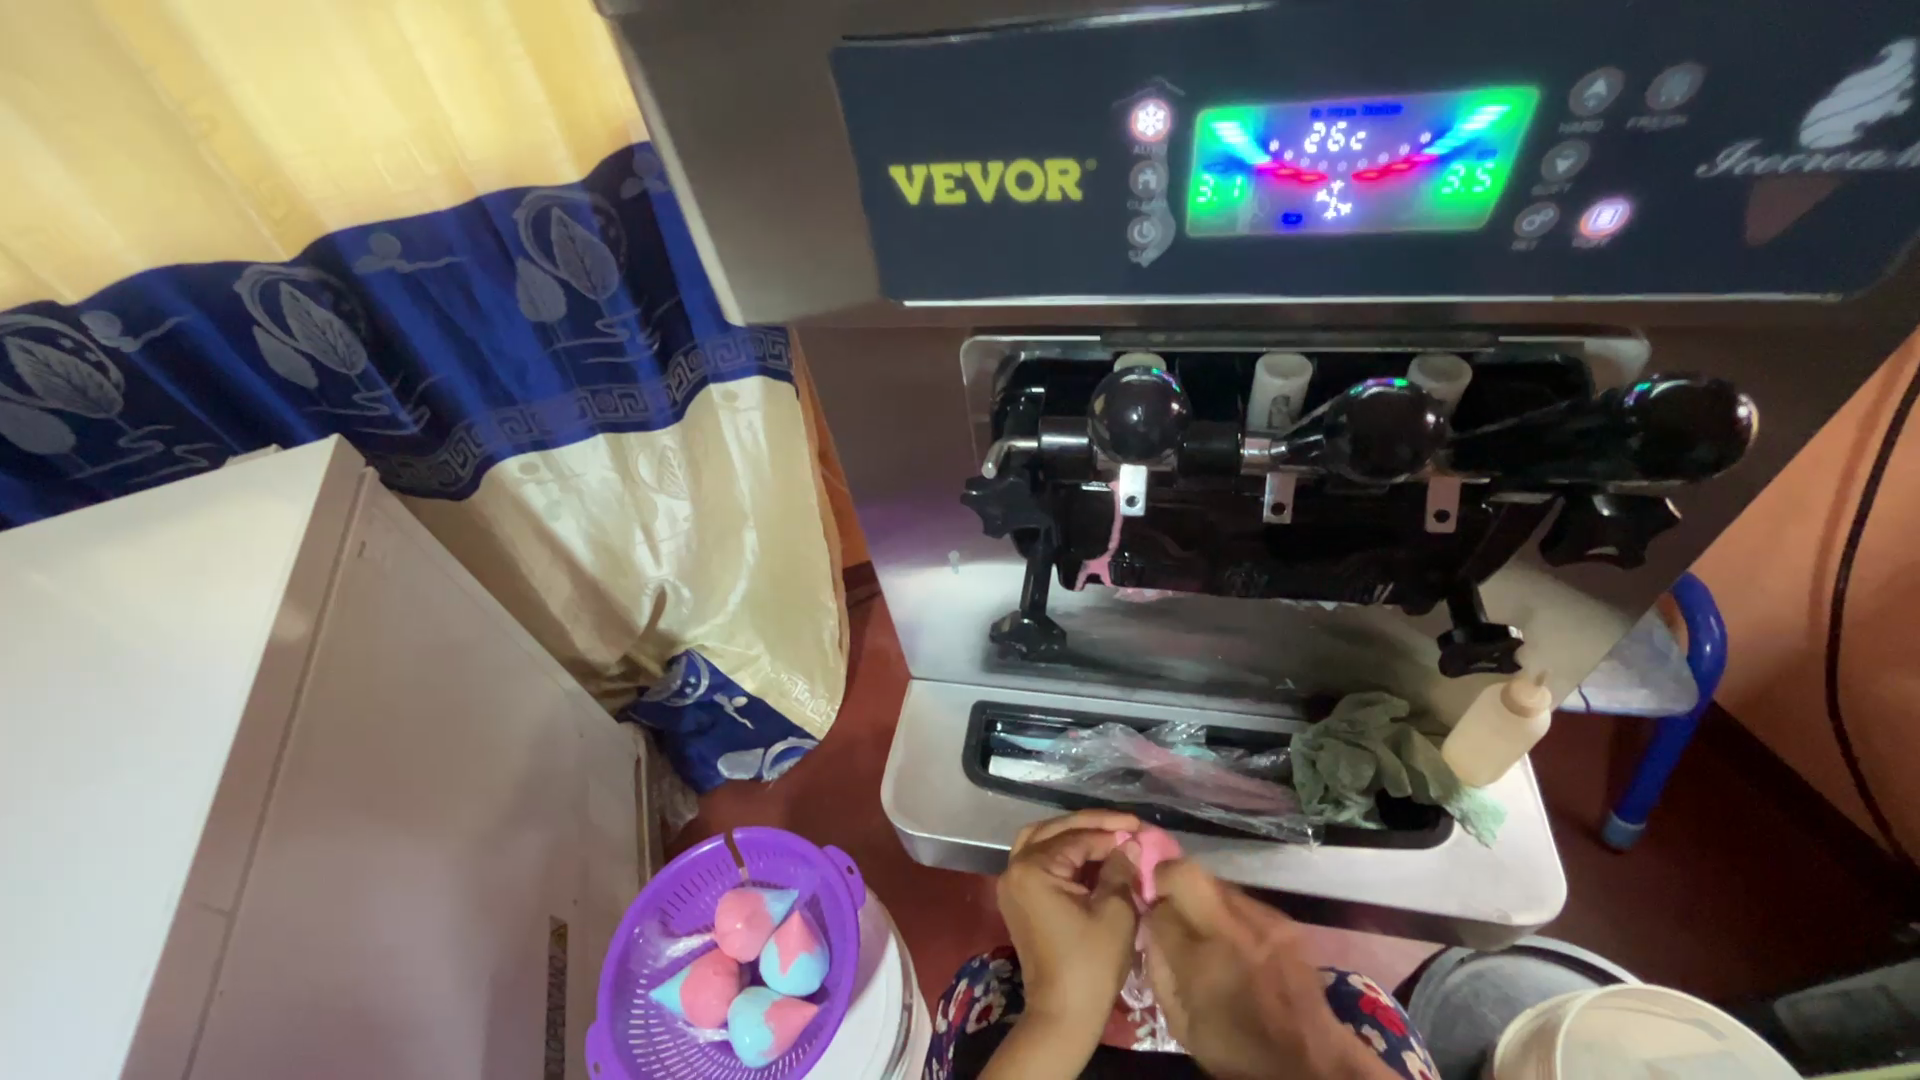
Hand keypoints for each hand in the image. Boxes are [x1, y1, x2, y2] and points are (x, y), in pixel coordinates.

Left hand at [996, 810, 1141, 1040]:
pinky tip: (1091, 859)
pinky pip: (1038, 863)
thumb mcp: (1115, 911)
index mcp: (1033, 868)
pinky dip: (1063, 856)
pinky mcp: (1017, 900)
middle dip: (1090, 826)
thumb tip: (1128, 844)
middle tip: (1125, 826)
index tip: (1140, 827)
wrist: (1063, 1015)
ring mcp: (1012, 884)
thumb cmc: (1091, 964)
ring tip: (1108, 837)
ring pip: (1041, 842)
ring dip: (1074, 837)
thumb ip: (1120, 869)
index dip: (1110, 830)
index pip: (1076, 836)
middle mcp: (1014, 868)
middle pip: (1053, 830)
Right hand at [1144, 859, 1397, 1079]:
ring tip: (1204, 925)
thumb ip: (1159, 970)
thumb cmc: (1237, 1050)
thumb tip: (1152, 930)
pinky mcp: (1284, 920)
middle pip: (1186, 873)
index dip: (1151, 910)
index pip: (1160, 910)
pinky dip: (1229, 910)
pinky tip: (1234, 937)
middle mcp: (1232, 931)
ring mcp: (1263, 921)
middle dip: (1168, 879)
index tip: (1151, 916)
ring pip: (1215, 881)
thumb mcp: (1180, 1024)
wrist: (1310, 1062)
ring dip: (1201, 896)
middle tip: (1166, 899)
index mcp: (1201, 964)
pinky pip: (1242, 899)